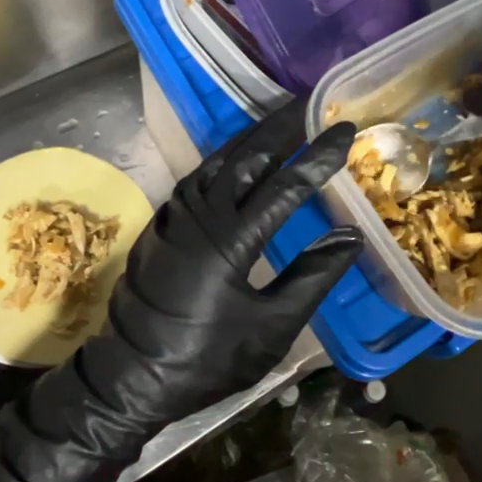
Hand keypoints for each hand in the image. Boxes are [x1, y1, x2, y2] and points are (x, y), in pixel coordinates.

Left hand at [0, 101, 361, 481]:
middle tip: (308, 106)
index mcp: (232, 240)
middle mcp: (202, 215)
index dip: (318, 156)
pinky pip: (196, 176)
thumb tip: (350, 235)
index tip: (344, 130)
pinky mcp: (161, 223)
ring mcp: (175, 215)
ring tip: (278, 121)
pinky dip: (222, 158)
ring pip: (217, 161)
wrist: (132, 375)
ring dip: (249, 137)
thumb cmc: (208, 359)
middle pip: (247, 157)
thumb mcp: (272, 329)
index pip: (286, 184)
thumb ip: (311, 277)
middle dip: (280, 128)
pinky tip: (235, 157)